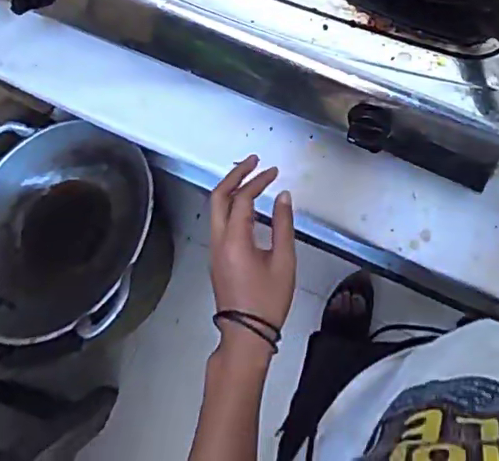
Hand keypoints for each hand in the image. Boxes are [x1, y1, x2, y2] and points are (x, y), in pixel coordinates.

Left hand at [207, 156, 295, 350]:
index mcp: (234, 240)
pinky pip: (219, 221)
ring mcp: (214, 250)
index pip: (242, 198)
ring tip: (251, 177)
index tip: (274, 172)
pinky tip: (247, 204)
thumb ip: (283, 225)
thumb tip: (283, 196)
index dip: (258, 181)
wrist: (246, 337)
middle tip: (253, 162)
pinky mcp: (217, 258)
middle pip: (218, 196)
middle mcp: (218, 241)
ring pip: (215, 208)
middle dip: (235, 175)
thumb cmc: (267, 301)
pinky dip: (231, 204)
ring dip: (231, 188)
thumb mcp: (284, 261)